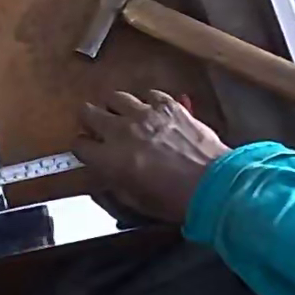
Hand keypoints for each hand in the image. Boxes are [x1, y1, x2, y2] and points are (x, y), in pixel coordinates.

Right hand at [74, 90, 230, 223]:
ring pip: (115, 97)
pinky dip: (148, 103)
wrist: (216, 186)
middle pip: (88, 112)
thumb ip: (112, 182)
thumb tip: (104, 171)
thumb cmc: (172, 200)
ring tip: (127, 118)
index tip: (91, 152)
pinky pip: (149, 94)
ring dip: (116, 108)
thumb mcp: (133, 200)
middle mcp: (120, 130)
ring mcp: (144, 114)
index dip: (83, 148)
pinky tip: (155, 113)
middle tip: (101, 130)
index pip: (79, 144)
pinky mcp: (168, 106)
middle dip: (90, 121)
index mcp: (108, 157)